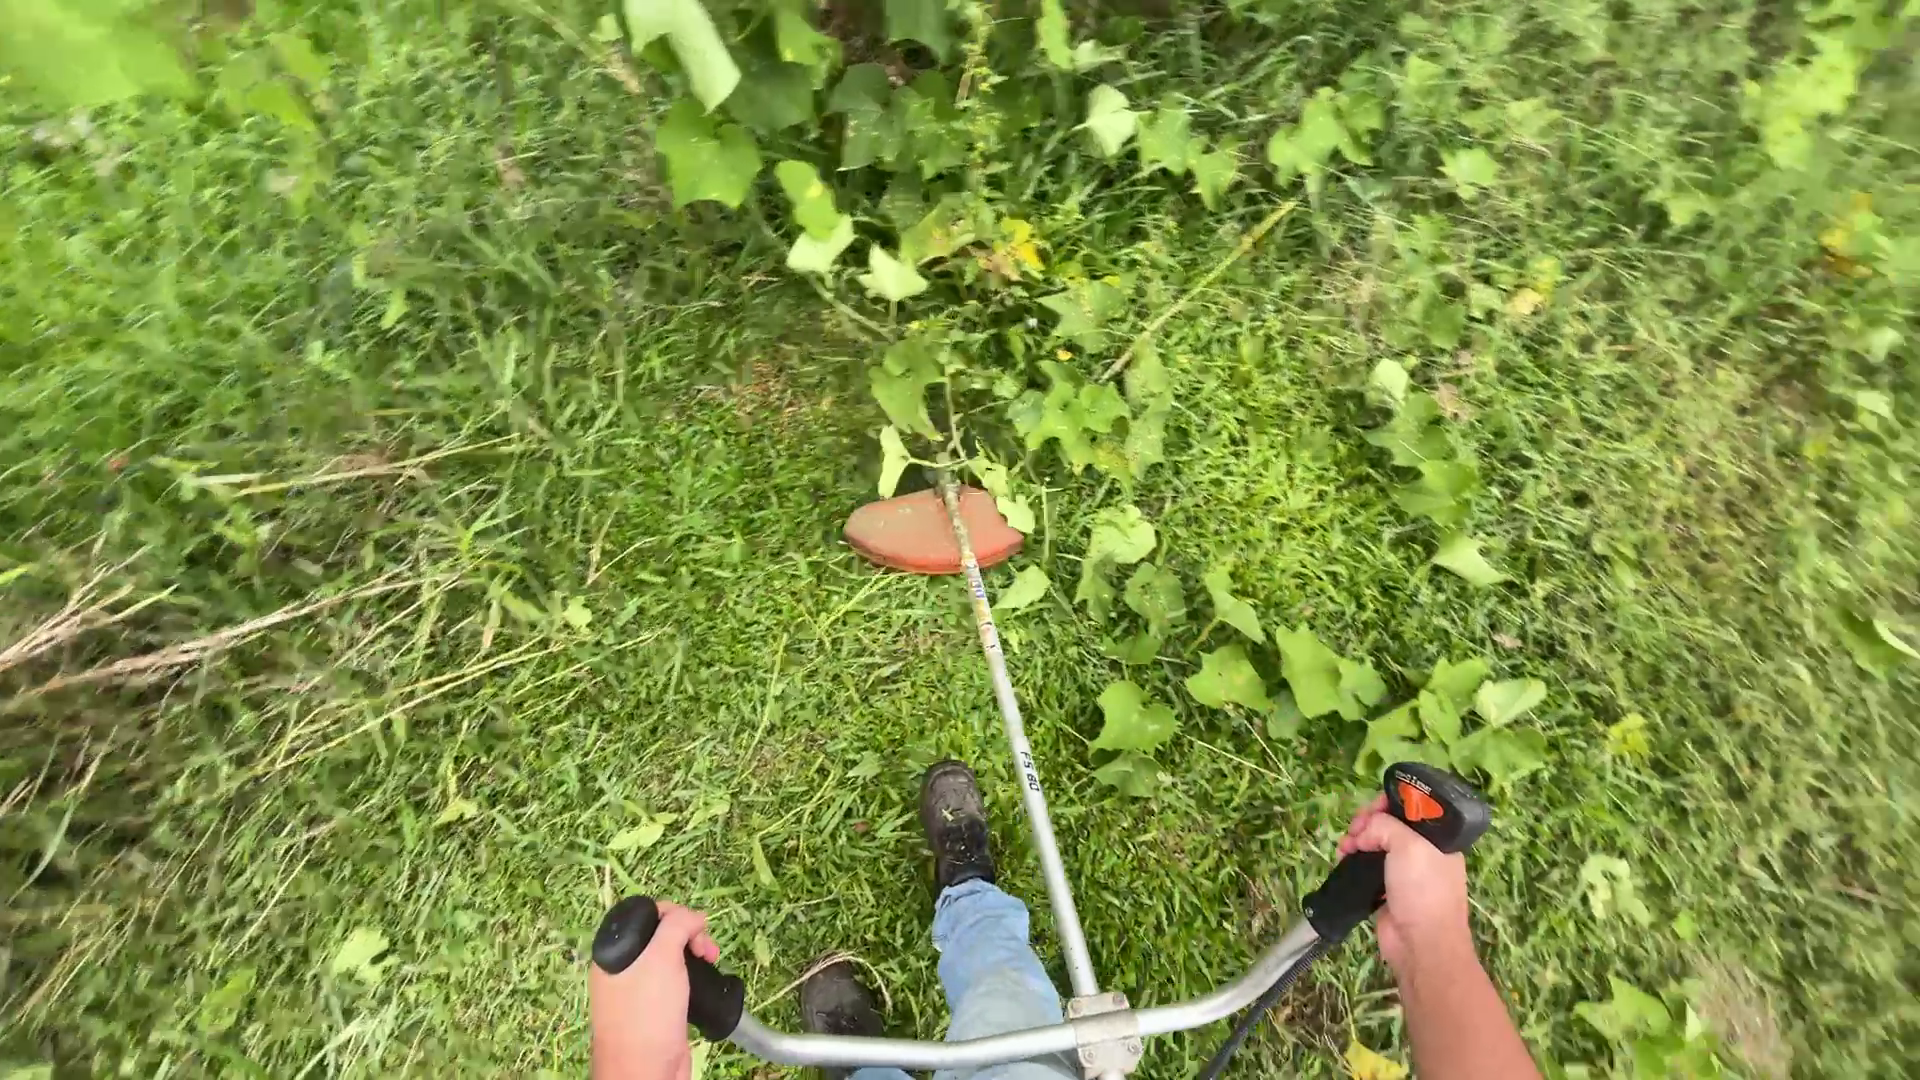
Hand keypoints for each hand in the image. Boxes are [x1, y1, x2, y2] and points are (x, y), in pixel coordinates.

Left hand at [588, 902, 720, 1079]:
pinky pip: (675, 976)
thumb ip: (677, 925)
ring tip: (711, 960)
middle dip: (689, 932)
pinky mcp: (655, 1008)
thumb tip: (695, 918)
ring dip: (694, 950)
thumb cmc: (649, 1012)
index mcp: (613, 953)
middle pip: (661, 932)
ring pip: (671, 954)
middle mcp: (622, 968)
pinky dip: (691, 971)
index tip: (694, 927)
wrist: (646, 1074)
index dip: (674, 913)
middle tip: (706, 948)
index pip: (645, 913)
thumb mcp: (662, 956)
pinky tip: (703, 977)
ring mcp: (638, 990)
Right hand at [1336, 794, 1473, 975]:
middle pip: (1388, 824)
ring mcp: (1404, 872)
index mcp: (1438, 842)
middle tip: (1355, 829)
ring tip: (1345, 846)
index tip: (1370, 808)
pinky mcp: (1386, 888)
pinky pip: (1366, 862)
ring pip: (1374, 842)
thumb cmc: (1422, 891)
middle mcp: (1422, 854)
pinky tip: (1343, 857)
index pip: (1411, 810)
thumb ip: (1383, 826)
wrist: (1421, 945)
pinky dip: (1353, 857)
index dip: (1388, 804)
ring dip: (1356, 838)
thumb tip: (1362, 834)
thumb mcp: (1409, 845)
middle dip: (1367, 821)